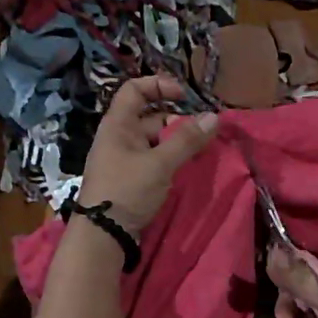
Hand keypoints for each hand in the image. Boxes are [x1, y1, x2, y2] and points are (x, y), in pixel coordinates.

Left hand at [77, 75, 219, 235]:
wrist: (104, 232)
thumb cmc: (127, 190)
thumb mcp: (160, 164)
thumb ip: (186, 141)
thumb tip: (213, 117)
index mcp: (118, 124)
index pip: (135, 90)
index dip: (159, 85)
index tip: (185, 95)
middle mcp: (119, 137)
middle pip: (150, 118)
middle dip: (177, 123)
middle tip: (200, 136)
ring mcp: (124, 159)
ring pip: (154, 142)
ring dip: (176, 144)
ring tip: (198, 154)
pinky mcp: (130, 179)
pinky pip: (153, 160)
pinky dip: (170, 160)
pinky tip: (184, 170)